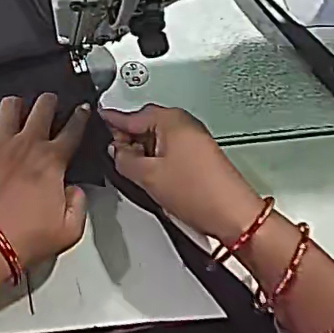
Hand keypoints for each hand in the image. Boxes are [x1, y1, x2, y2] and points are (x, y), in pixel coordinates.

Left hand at [0, 94, 89, 273]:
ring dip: (18, 104)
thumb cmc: (24, 235)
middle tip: (51, 103)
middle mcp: (27, 145)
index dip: (81, 116)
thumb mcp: (70, 229)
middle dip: (50, 101)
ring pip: (9, 106)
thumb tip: (76, 191)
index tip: (82, 110)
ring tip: (21, 109)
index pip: (73, 129)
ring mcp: (0, 145)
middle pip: (42, 106)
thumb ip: (79, 204)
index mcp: (52, 161)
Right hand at [102, 104, 262, 240]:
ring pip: (156, 140)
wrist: (235, 217)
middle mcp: (184, 124)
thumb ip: (122, 158)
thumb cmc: (202, 193)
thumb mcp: (146, 176)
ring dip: (144, 154)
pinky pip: (169, 151)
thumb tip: (116, 151)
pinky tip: (158, 180)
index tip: (99, 123)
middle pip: (144, 126)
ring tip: (143, 176)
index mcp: (171, 119)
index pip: (130, 115)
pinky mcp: (200, 155)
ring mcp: (194, 139)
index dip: (111, 123)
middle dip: (129, 141)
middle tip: (120, 159)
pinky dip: (158, 161)